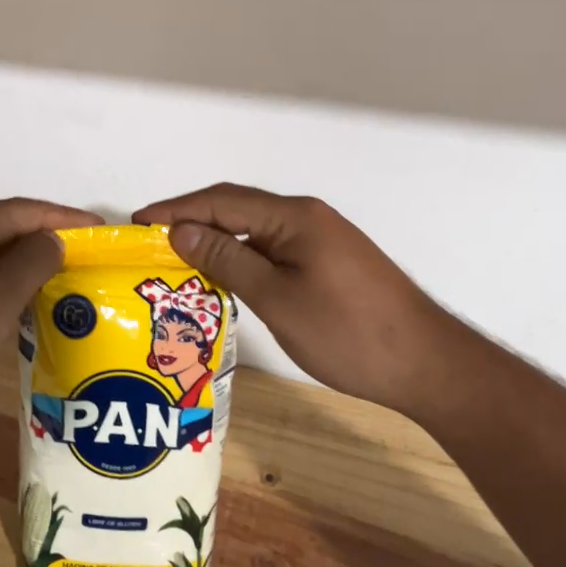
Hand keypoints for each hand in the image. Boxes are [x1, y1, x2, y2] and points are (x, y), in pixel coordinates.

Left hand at [0, 198, 101, 451]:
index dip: (67, 218)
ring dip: (22, 259)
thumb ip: (33, 262)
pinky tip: (11, 299)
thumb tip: (53, 237)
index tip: (103, 228)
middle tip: (85, 255)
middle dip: (46, 237)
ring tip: (58, 276)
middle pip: (8, 224)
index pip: (31, 210)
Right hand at [133, 184, 469, 416]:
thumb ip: (227, 260)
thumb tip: (182, 230)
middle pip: (236, 208)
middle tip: (150, 243)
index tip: (136, 222)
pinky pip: (271, 248)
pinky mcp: (328, 263)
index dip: (176, 209)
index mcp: (294, 216)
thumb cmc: (348, 333)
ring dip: (216, 241)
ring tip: (177, 261)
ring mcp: (320, 239)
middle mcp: (306, 217)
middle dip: (191, 221)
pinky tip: (223, 278)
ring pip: (254, 230)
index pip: (221, 200)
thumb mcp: (277, 298)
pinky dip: (241, 257)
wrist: (429, 366)